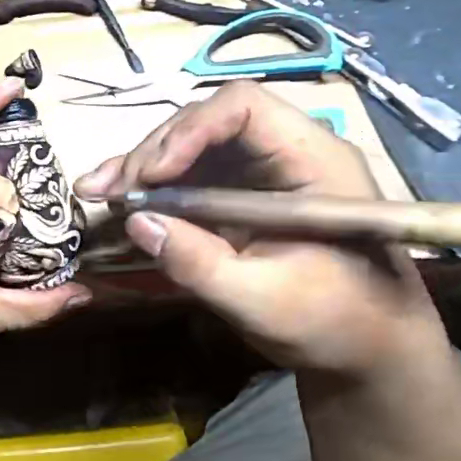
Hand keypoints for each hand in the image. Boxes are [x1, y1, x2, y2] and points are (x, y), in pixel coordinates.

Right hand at [74, 81, 443, 374]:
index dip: (190, 131)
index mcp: (312, 162)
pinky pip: (186, 178)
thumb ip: (199, 262)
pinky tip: (112, 199)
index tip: (151, 175)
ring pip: (187, 148)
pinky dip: (147, 188)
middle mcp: (282, 155)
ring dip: (138, 166)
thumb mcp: (261, 299)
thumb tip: (136, 223)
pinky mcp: (235, 199)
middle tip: (109, 192)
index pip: (243, 109)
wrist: (366, 350)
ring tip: (95, 191)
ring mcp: (256, 176)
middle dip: (151, 153)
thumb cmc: (333, 323)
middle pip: (204, 124)